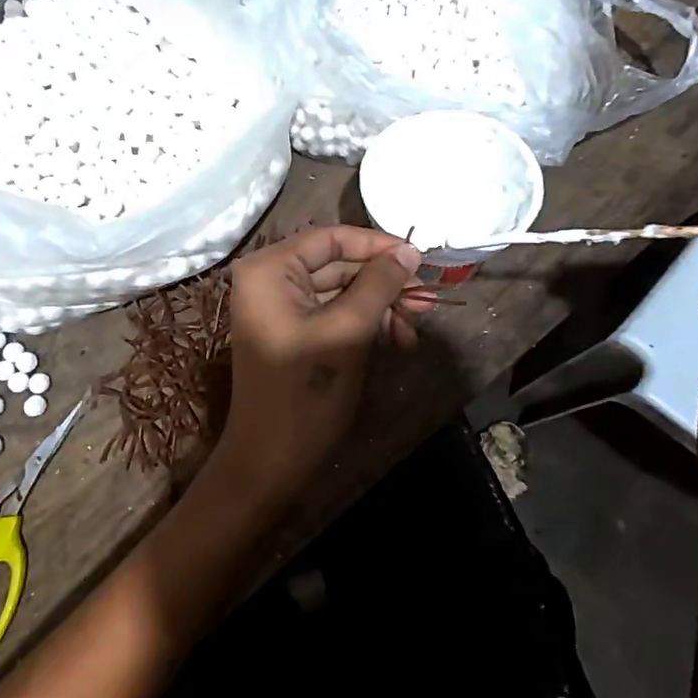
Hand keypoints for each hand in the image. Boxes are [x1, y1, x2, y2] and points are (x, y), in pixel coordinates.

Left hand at [214, 227, 424, 504]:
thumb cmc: (305, 392)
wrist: (271, 458)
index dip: (379, 245)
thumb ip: (378, 285)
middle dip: (384, 284)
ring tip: (413, 331)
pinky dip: (365, 323)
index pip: (332, 238)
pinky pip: (334, 313)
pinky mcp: (292, 330)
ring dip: (380, 307)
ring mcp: (280, 306)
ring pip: (342, 290)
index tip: (422, 261)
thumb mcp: (348, 331)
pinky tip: (395, 341)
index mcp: (270, 269)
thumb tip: (409, 251)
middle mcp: (270, 279)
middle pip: (339, 264)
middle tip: (427, 302)